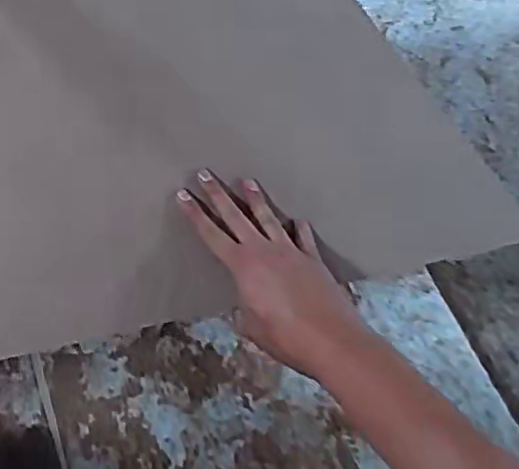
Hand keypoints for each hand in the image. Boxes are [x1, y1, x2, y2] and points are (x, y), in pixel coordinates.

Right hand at [178, 171, 374, 379]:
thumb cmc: (287, 338)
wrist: (336, 344)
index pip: (211, 233)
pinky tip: (298, 220)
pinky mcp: (313, 262)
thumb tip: (244, 311)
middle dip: (217, 194)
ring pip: (268, 219)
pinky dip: (300, 229)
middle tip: (205, 174)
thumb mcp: (253, 327)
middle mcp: (262, 251)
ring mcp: (290, 253)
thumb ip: (244, 311)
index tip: (182, 194)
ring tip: (247, 181)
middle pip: (234, 216)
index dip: (194, 213)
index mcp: (241, 265)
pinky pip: (304, 239)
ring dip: (255, 199)